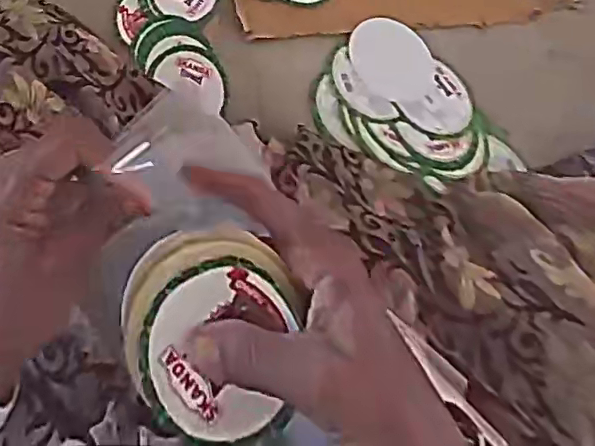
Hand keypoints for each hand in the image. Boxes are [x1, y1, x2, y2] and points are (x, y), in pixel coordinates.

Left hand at [0, 115, 146, 402]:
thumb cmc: (22, 307)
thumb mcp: (69, 262)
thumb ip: (102, 215)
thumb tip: (140, 191)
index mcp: (15, 185)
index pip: (69, 139)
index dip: (106, 153)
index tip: (131, 183)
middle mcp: (10, 168)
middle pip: (69, 137)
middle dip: (106, 158)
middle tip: (132, 190)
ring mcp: (13, 176)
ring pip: (68, 148)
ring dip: (98, 167)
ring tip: (123, 198)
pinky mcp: (21, 188)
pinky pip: (60, 166)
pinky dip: (85, 178)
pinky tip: (102, 204)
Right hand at [180, 167, 464, 445]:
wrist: (416, 437)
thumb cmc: (379, 396)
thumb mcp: (316, 375)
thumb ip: (256, 354)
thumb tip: (192, 340)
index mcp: (327, 256)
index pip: (270, 202)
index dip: (228, 183)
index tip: (188, 174)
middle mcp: (324, 260)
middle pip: (265, 222)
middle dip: (222, 217)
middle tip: (178, 221)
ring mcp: (322, 285)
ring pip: (267, 255)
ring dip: (230, 256)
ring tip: (188, 261)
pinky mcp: (318, 312)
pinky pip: (270, 286)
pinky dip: (241, 288)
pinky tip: (219, 309)